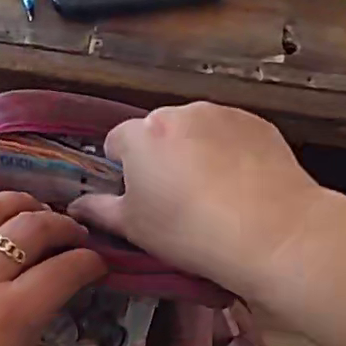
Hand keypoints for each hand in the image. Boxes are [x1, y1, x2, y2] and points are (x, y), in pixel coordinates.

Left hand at [0, 166, 105, 345]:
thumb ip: (38, 316)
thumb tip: (59, 283)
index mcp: (10, 312)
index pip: (64, 270)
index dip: (89, 261)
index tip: (96, 262)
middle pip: (33, 228)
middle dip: (63, 226)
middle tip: (73, 234)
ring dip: (23, 202)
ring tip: (37, 210)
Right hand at [67, 102, 345, 312]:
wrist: (270, 232)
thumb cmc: (186, 230)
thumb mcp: (132, 227)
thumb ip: (98, 210)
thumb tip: (75, 206)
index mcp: (141, 134)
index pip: (115, 141)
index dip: (120, 169)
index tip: (136, 197)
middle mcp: (180, 112)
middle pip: (156, 131)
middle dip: (158, 156)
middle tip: (171, 199)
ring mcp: (223, 113)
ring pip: (193, 131)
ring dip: (191, 151)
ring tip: (208, 193)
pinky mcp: (258, 123)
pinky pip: (228, 134)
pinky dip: (226, 152)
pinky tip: (236, 185)